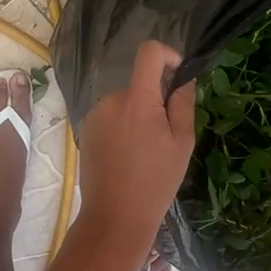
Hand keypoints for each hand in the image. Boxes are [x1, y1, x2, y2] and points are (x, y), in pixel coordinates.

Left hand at [77, 40, 197, 237]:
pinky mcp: (86, 131)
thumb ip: (183, 104)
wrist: (115, 216)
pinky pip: (111, 118)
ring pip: (126, 104)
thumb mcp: (182, 143)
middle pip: (139, 85)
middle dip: (154, 102)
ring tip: (145, 153)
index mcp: (137, 100)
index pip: (149, 53)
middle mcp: (111, 100)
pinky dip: (123, 129)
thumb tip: (184, 78)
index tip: (178, 76)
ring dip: (138, 117)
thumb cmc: (156, 181)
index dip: (168, 55)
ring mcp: (94, 116)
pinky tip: (127, 159)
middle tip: (165, 138)